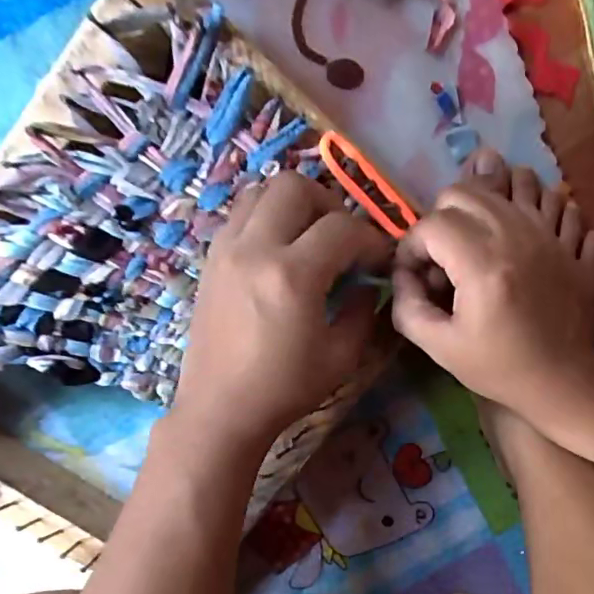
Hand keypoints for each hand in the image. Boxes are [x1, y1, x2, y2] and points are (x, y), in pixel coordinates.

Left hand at [164, 172, 391, 453]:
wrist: (222, 406)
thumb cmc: (287, 387)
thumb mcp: (343, 356)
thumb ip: (362, 311)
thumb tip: (368, 284)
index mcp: (293, 276)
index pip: (343, 228)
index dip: (372, 239)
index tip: (382, 259)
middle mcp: (255, 248)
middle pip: (296, 187)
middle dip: (332, 205)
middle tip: (345, 238)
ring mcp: (226, 248)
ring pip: (262, 190)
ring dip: (295, 204)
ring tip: (313, 237)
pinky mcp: (211, 257)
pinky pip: (242, 213)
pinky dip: (268, 218)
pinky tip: (284, 251)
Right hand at [389, 182, 593, 434]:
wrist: (563, 384)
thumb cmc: (501, 369)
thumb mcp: (441, 349)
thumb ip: (409, 307)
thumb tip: (402, 274)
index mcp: (482, 264)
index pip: (433, 223)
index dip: (413, 245)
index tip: (418, 274)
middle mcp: (518, 237)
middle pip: (469, 190)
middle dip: (445, 216)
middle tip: (447, 253)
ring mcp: (554, 237)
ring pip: (521, 181)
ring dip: (497, 198)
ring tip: (488, 232)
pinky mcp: (578, 248)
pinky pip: (563, 205)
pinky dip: (545, 210)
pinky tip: (533, 236)